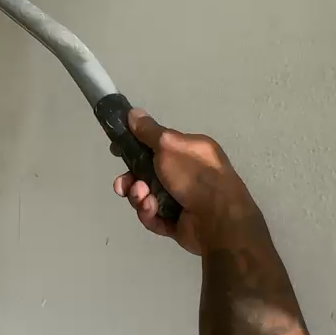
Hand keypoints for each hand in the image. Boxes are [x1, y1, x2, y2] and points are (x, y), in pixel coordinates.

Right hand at [113, 110, 267, 256]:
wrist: (218, 221)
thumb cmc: (194, 175)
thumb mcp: (169, 144)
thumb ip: (149, 130)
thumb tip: (134, 112)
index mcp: (190, 151)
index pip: (157, 145)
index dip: (135, 147)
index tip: (117, 151)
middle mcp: (187, 174)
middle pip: (146, 172)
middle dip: (131, 178)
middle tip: (123, 184)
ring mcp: (183, 199)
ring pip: (146, 195)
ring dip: (139, 196)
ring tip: (144, 198)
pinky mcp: (178, 223)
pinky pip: (153, 216)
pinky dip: (149, 213)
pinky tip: (152, 210)